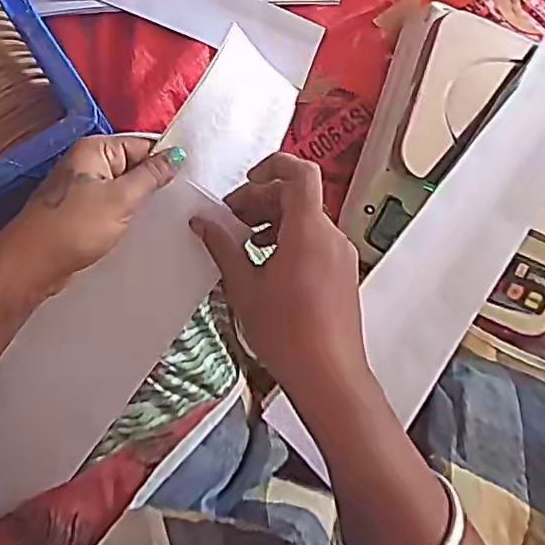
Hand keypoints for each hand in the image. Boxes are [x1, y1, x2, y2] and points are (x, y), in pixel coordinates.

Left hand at [0, 136, 184, 295]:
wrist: (31, 266)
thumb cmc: (75, 227)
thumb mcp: (121, 199)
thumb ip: (151, 175)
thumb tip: (177, 153)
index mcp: (95, 149)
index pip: (142, 143)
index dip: (166, 157)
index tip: (193, 174)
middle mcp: (88, 161)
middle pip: (133, 163)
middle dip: (156, 179)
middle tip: (187, 195)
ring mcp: (83, 187)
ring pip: (125, 186)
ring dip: (143, 198)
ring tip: (172, 211)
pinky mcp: (82, 210)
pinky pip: (113, 203)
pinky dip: (128, 212)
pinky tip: (145, 224)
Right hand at [191, 154, 371, 404]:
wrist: (330, 378)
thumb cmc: (288, 334)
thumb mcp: (244, 287)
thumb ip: (223, 247)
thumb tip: (202, 223)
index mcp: (308, 230)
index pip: (300, 173)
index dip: (272, 166)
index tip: (247, 181)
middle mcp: (330, 235)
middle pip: (296, 195)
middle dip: (261, 200)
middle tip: (230, 219)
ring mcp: (340, 253)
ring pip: (305, 217)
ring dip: (273, 218)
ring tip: (244, 240)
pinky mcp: (342, 271)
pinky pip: (315, 238)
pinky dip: (289, 236)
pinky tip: (266, 260)